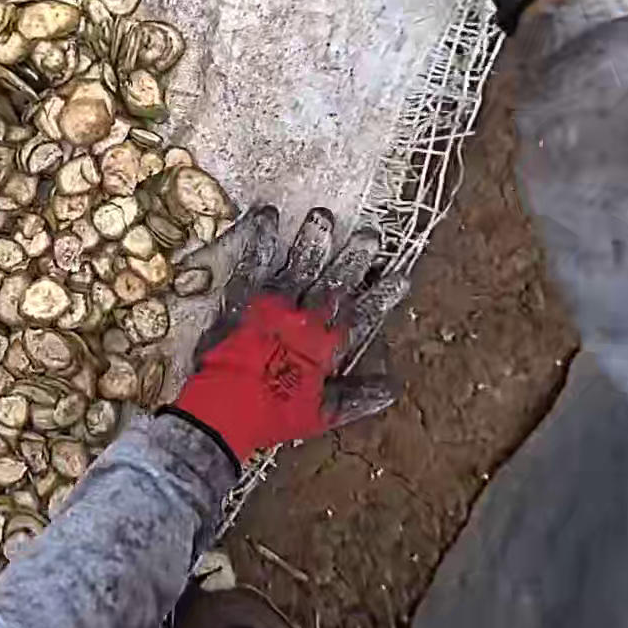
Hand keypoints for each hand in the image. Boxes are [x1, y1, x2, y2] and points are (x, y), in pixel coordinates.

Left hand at [168, 206, 407, 460]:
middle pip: (333, 284)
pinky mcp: (243, 297)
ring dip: (313, 241)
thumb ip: (356, 396)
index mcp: (325, 347)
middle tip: (369, 235)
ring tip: (323, 216)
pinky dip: (261, 237)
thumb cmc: (273, 411)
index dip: (382, 296)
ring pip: (298, 267)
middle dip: (352, 259)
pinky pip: (254, 262)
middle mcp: (303, 321)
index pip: (362, 316)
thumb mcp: (321, 413)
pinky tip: (266, 215)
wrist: (226, 405)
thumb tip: (393, 386)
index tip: (401, 275)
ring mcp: (272, 306)